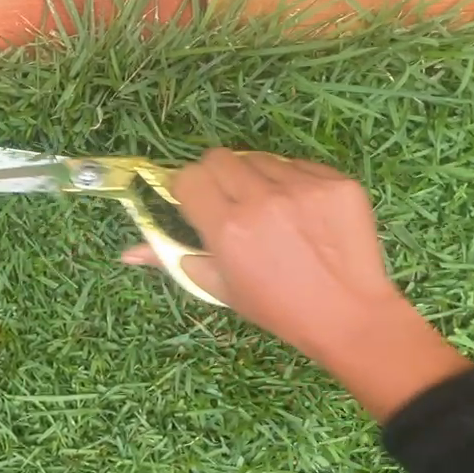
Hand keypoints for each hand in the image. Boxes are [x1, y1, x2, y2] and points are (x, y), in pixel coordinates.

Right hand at [124, 148, 469, 420]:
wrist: (347, 313)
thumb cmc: (273, 306)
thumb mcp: (217, 286)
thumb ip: (170, 260)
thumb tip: (126, 253)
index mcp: (227, 228)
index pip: (188, 178)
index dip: (186, 188)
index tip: (193, 202)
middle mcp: (261, 200)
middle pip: (218, 158)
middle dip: (215, 177)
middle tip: (226, 201)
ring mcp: (302, 188)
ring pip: (257, 158)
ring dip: (252, 176)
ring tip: (266, 208)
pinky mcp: (336, 182)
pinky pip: (297, 165)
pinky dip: (289, 181)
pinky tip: (298, 211)